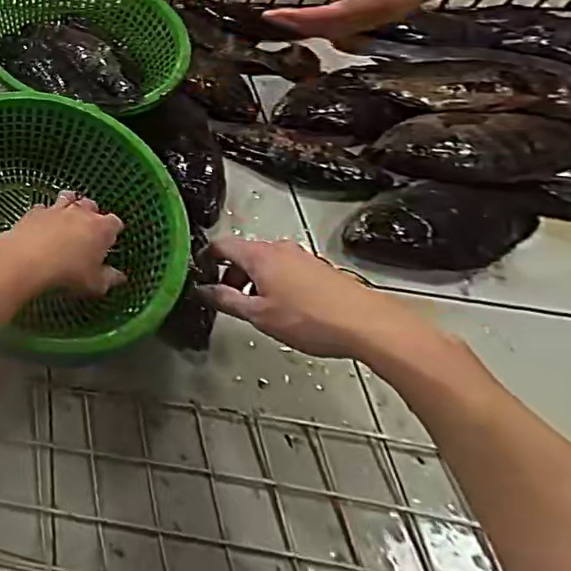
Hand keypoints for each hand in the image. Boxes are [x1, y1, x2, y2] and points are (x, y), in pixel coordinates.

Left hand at [0, 192, 125, 295]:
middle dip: (92, 213)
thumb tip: (120, 277)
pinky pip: (44, 208)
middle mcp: (81, 213)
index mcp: (101, 229)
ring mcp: (57, 209)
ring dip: (70, 204)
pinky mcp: (36, 211)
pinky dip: (46, 214)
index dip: (114, 230)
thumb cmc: (68, 272)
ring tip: (68, 215)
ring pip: (67, 198)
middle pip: (91, 205)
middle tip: (89, 227)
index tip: (111, 239)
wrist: (28, 260)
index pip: (114, 223)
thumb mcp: (95, 283)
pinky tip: (43, 223)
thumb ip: (109, 278)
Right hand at [202, 238, 433, 360]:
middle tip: (230, 298)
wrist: (369, 325)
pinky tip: (288, 309)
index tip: (201, 274)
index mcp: (258, 254)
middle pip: (244, 254)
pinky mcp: (320, 269)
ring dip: (256, 280)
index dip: (207, 258)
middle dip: (232, 274)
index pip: (221, 245)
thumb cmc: (312, 319)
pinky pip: (288, 269)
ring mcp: (302, 257)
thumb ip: (226, 301)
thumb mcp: (259, 315)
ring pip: (267, 262)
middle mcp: (279, 248)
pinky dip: (278, 283)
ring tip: (260, 309)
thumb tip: (204, 291)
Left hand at [263, 0, 495, 41]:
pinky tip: (308, 20)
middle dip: (299, 24)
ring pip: (336, 29)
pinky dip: (323, 24)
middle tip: (271, 17)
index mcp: (381, 2)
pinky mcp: (378, 12)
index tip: (279, 14)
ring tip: (282, 19)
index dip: (303, 17)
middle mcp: (378, 14)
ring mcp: (378, 16)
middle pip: (330, 27)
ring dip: (308, 26)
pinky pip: (345, 25)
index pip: (333, 15)